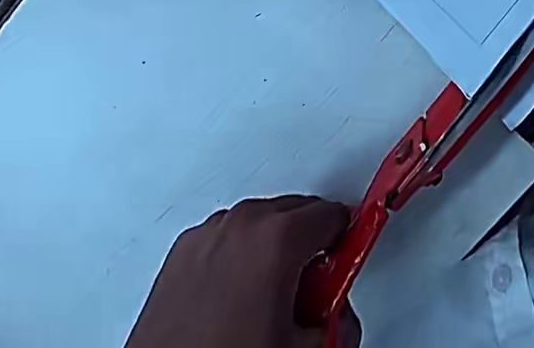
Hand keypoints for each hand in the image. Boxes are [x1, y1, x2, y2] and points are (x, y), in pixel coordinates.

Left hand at [125, 196, 361, 347]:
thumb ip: (336, 320)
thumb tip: (338, 316)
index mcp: (277, 239)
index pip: (332, 215)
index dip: (347, 237)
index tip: (350, 251)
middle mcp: (242, 224)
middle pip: (296, 212)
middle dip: (311, 245)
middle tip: (314, 292)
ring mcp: (209, 233)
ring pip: (260, 222)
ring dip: (273, 248)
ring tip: (271, 302)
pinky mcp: (183, 250)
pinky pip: (226, 237)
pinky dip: (238, 255)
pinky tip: (238, 299)